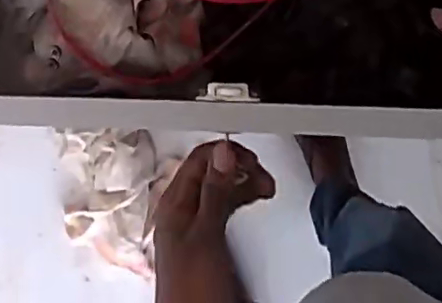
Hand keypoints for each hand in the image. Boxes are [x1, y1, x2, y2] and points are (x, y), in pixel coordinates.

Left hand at [154, 141, 273, 301]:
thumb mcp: (206, 235)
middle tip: (262, 173)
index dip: (225, 152)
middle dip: (238, 167)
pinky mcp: (211, 243)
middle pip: (211, 172)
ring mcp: (198, 227)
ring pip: (221, 189)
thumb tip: (222, 152)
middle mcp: (184, 210)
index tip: (251, 158)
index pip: (200, 158)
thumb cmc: (193, 292)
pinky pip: (226, 208)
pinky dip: (242, 199)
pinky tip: (255, 200)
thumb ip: (214, 191)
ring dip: (243, 182)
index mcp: (175, 202)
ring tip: (266, 186)